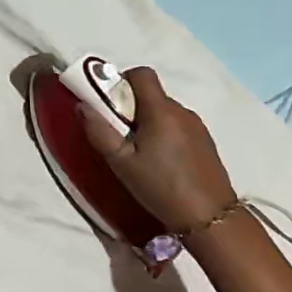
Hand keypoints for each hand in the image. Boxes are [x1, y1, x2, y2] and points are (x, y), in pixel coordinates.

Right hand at [79, 66, 239, 234]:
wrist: (209, 218)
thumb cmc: (160, 187)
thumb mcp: (121, 163)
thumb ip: (99, 131)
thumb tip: (82, 105)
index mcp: (160, 110)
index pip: (142, 73)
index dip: (122, 80)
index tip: (110, 105)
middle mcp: (181, 110)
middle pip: (152, 94)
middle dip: (132, 107)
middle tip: (120, 136)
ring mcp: (197, 125)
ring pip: (165, 111)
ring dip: (149, 121)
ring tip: (141, 153)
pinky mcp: (206, 141)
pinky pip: (179, 125)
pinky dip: (165, 133)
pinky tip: (162, 162)